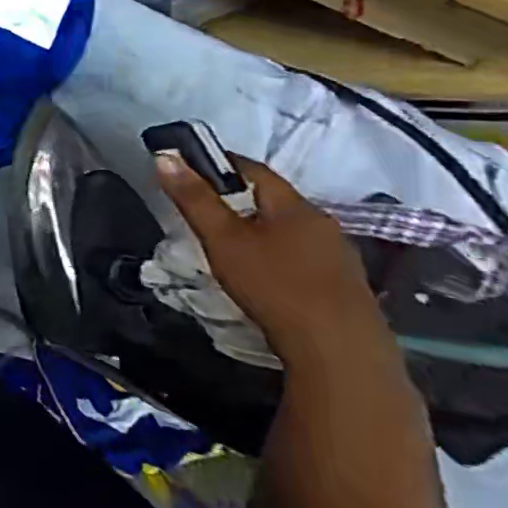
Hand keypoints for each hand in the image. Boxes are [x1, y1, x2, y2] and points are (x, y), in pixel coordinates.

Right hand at [155, 152, 389, 367]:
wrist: (338, 350)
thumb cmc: (273, 285)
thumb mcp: (221, 239)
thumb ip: (194, 198)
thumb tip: (165, 156)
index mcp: (294, 206)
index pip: (253, 168)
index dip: (218, 161)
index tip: (186, 166)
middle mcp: (322, 222)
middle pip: (271, 197)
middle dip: (235, 195)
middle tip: (198, 205)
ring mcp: (337, 253)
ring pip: (286, 225)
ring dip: (256, 224)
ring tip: (224, 238)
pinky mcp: (341, 281)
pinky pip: (299, 250)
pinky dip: (274, 248)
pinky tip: (259, 267)